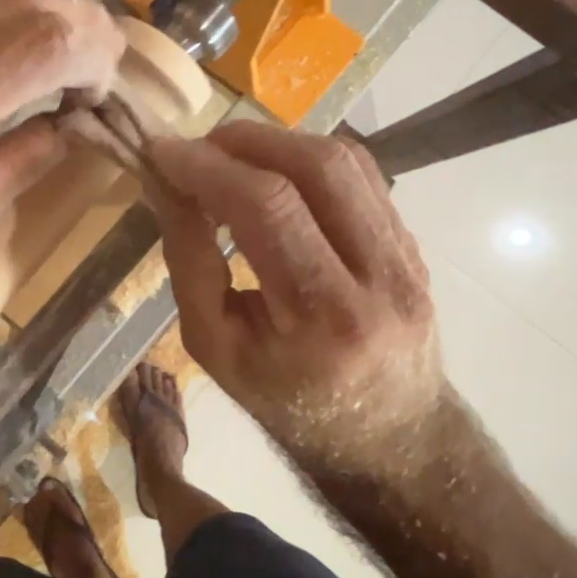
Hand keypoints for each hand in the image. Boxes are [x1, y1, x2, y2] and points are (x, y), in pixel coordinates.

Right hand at [150, 122, 443, 471]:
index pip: (267, 208)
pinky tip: (275, 173)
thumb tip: (166, 184)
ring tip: (232, 156)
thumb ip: (188, 259)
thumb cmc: (283, 400)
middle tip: (199, 148)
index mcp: (321, 317)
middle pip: (318, 168)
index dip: (208, 168)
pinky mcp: (413, 243)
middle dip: (246, 141)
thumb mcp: (213, 345)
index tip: (162, 151)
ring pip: (346, 161)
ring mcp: (407, 256)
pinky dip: (308, 160)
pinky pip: (362, 176)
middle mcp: (378, 277)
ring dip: (278, 143)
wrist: (384, 435)